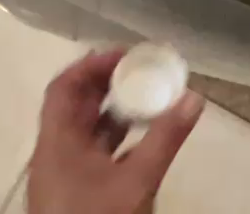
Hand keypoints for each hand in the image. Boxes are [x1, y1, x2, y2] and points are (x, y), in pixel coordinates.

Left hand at [27, 49, 205, 213]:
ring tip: (151, 95)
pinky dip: (119, 137)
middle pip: (76, 105)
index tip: (128, 54)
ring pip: (87, 130)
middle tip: (145, 68)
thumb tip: (194, 96)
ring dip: (117, 109)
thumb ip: (165, 138)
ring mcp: (65, 178)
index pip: (64, 88)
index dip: (92, 64)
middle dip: (110, 82)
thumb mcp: (137, 182)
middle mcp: (55, 156)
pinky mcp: (77, 196)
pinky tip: (146, 136)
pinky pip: (96, 153)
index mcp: (56, 146)